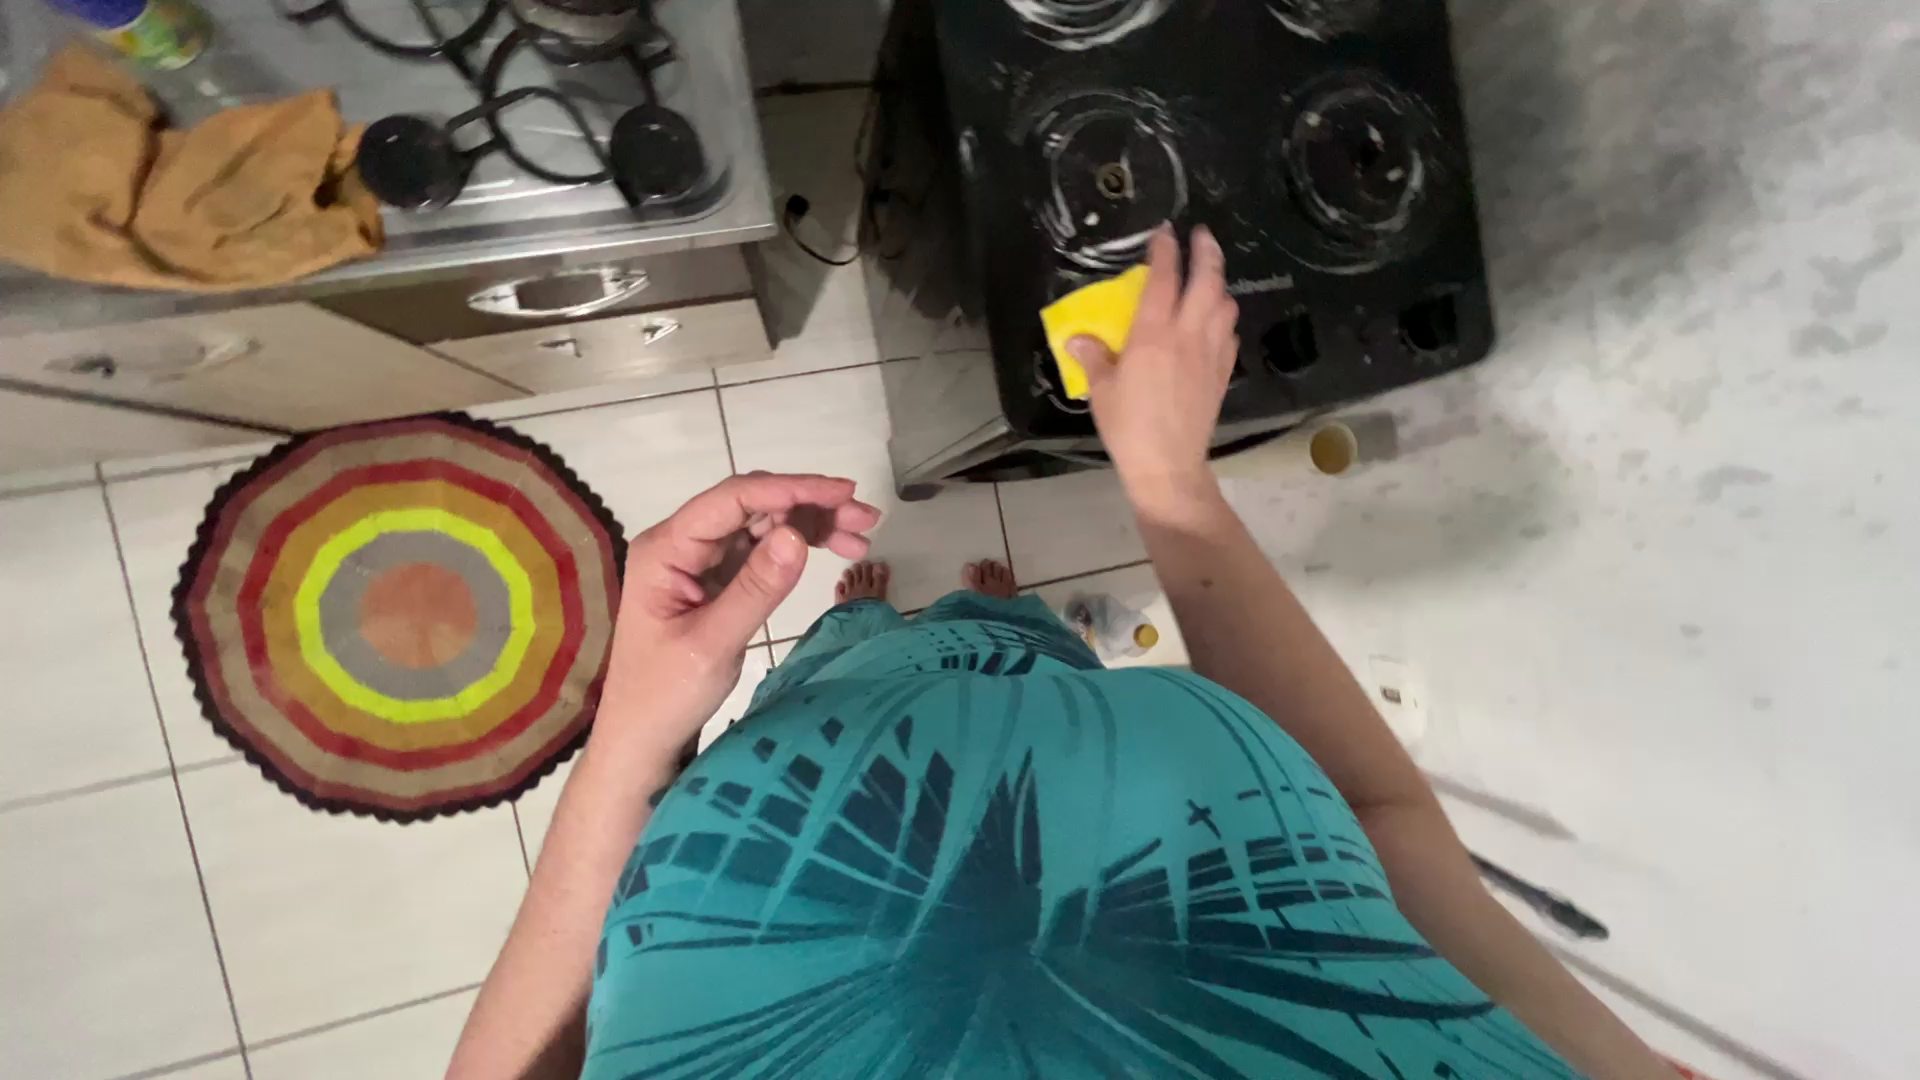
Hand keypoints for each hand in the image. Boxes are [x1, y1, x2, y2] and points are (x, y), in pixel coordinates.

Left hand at [594, 473, 880, 755]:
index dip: (791, 490)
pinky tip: (835, 551)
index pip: (733, 500)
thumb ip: (756, 588)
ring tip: (861, 536)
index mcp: (667, 549)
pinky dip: (801, 547)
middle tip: (864, 517)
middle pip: (754, 505)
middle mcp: (683, 543)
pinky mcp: (718, 578)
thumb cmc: (665, 696)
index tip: (841, 493)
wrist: (642, 739)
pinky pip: (764, 549)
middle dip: (810, 505)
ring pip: (765, 523)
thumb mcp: (713, 644)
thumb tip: (798, 536)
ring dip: (812, 523)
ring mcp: (701, 559)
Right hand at [1068, 224, 1236, 512]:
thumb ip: (1093, 358)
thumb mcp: (1101, 392)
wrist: (1167, 464)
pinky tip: (1214, 324)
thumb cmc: (1128, 427)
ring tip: (1208, 280)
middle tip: (1201, 236)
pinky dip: (1223, 319)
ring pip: (1225, 304)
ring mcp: (1210, 353)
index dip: (1164, 251)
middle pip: (1207, 280)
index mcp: (1152, 334)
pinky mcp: (1222, 373)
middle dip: (1206, 252)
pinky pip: (1229, 334)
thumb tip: (1078, 338)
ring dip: (1219, 285)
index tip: (1164, 232)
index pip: (1163, 279)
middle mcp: (1187, 335)